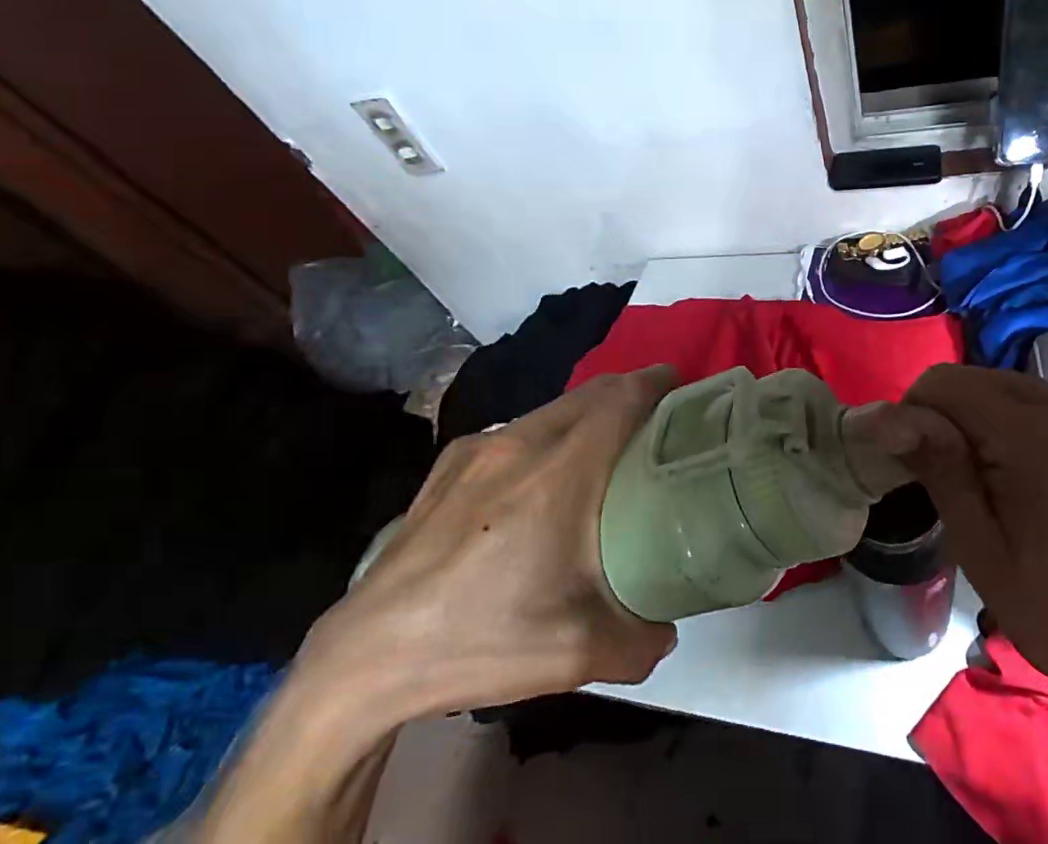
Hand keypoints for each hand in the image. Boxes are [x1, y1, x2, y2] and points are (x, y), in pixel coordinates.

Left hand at [190, 368, 684, 843]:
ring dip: (589, 413)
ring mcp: (474, 453)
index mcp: (561, 474)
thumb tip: (668, 627)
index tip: (686, 388)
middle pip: (590, 393)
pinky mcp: (444, 470)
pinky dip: (549, 433)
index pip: (621, 399)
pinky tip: (545, 474)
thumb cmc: (482, 642)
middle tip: (661, 418)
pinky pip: (515, 431)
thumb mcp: (582, 654)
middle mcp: (519, 445)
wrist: (361, 664)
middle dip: (632, 392)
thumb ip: (644, 638)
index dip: (658, 383)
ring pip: (551, 409)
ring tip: (610, 445)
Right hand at [870, 365, 1047, 738]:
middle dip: (957, 416)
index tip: (913, 461)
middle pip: (993, 381)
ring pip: (1032, 393)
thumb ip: (941, 472)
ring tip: (1004, 489)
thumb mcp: (987, 555)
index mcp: (1044, 440)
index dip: (917, 411)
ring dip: (999, 424)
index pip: (953, 383)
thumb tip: (886, 418)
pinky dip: (1041, 431)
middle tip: (954, 481)